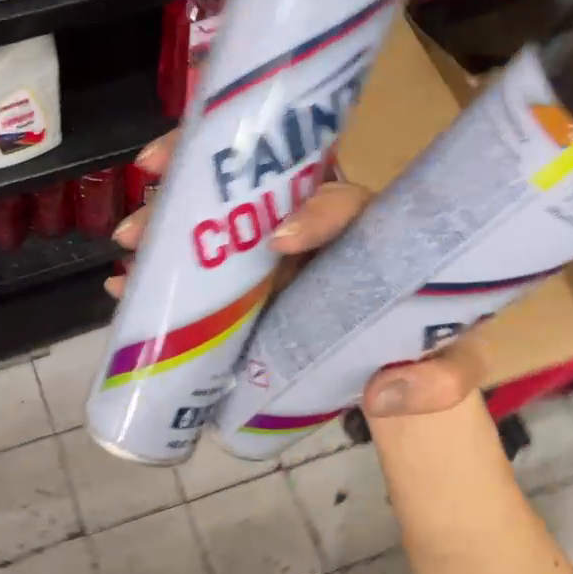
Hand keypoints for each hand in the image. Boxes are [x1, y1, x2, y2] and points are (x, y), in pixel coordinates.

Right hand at [106, 131, 482, 419]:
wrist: (385, 358)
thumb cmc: (422, 343)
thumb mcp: (446, 361)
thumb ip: (438, 376)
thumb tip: (384, 391)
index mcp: (364, 230)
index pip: (344, 202)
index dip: (315, 210)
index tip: (281, 239)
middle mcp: (310, 224)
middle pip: (255, 186)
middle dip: (203, 182)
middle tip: (160, 188)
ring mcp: (267, 249)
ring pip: (214, 213)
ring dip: (166, 216)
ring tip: (128, 239)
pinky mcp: (241, 277)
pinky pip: (196, 259)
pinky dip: (160, 267)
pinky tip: (125, 283)